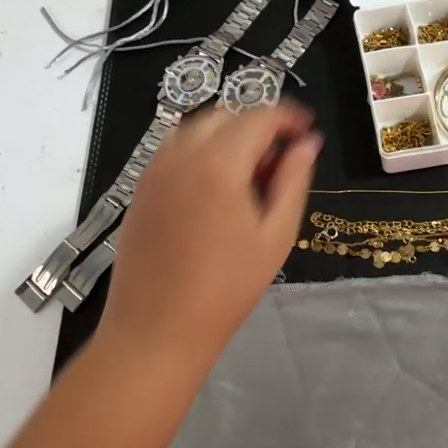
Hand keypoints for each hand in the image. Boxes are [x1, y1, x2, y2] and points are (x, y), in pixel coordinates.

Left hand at [98, 103, 321, 368]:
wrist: (155, 331)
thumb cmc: (225, 289)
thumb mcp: (275, 236)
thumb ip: (293, 181)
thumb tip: (307, 143)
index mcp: (219, 164)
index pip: (259, 117)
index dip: (288, 117)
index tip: (307, 131)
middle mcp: (182, 155)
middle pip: (225, 116)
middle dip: (256, 126)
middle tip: (278, 161)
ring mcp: (155, 169)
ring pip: (196, 128)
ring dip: (226, 135)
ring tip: (247, 175)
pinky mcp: (140, 187)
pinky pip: (174, 150)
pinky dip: (200, 151)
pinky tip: (214, 189)